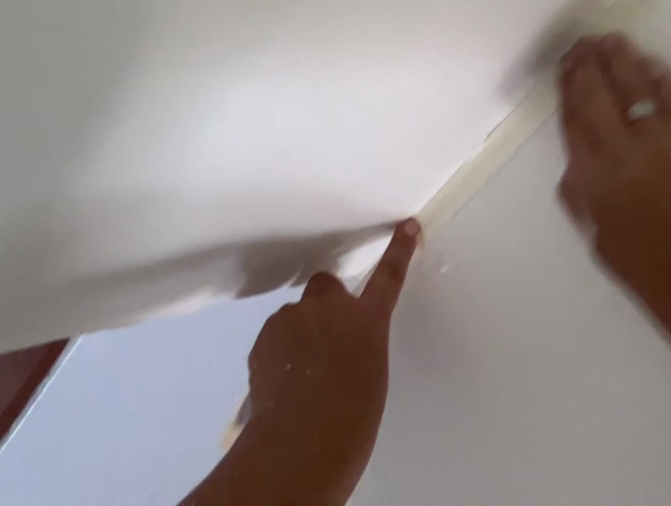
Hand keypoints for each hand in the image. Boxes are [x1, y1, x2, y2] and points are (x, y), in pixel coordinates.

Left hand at [240, 220, 419, 496]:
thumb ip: (357, 352)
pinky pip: (274, 339)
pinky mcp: (264, 336)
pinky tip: (280, 387)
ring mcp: (293, 319)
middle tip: (324, 340)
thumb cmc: (349, 425)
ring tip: (300, 380)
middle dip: (324, 303)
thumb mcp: (369, 381)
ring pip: (296, 316)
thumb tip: (337, 354)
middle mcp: (329, 309)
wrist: (300, 444)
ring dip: (299, 335)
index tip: (406, 225)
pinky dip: (278, 355)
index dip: (398, 250)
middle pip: (324, 285)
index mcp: (367, 322)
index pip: (388, 278)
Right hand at [557, 33, 670, 363]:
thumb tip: (577, 156)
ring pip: (633, 88)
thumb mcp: (596, 239)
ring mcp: (663, 144)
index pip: (571, 119)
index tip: (566, 67)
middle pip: (596, 95)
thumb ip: (581, 192)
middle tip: (582, 43)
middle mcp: (621, 154)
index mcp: (590, 181)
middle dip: (586, 64)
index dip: (566, 88)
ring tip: (610, 40)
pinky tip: (650, 64)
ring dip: (619, 60)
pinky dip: (660, 77)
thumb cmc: (651, 276)